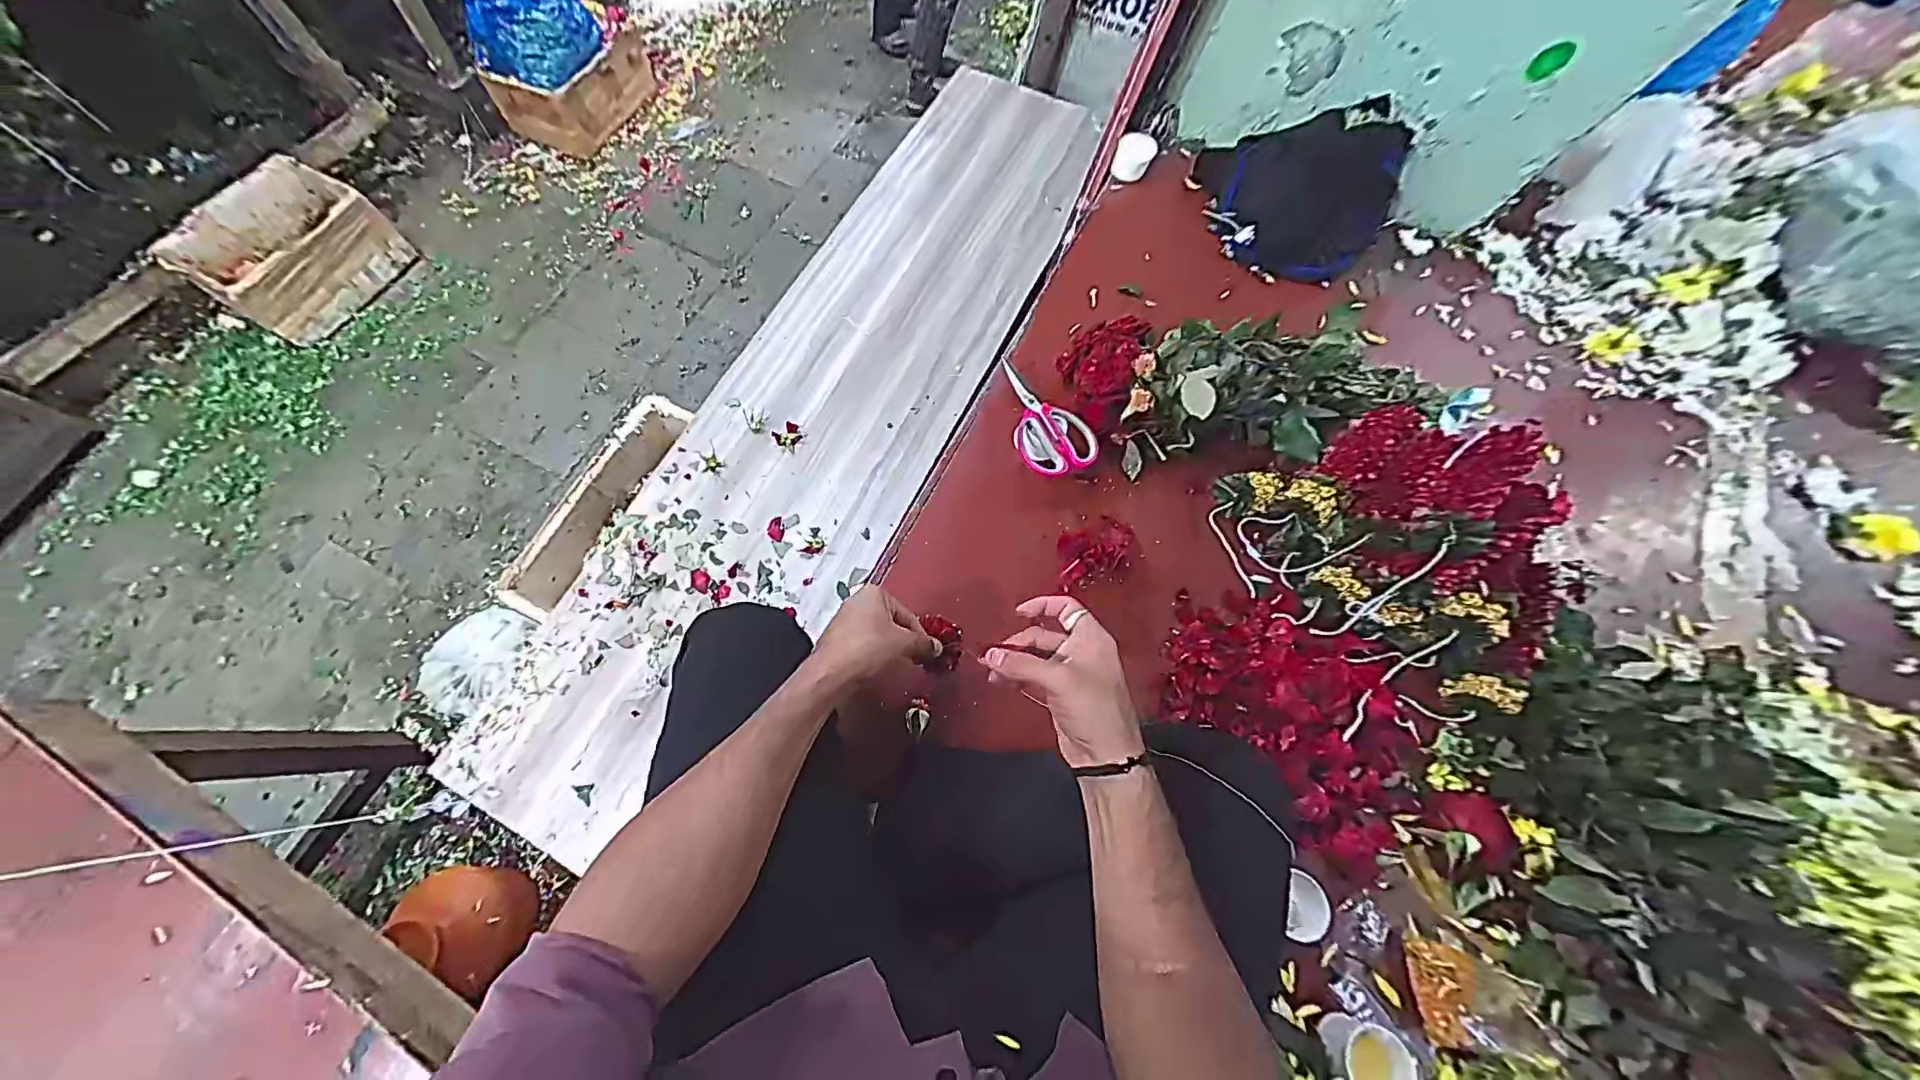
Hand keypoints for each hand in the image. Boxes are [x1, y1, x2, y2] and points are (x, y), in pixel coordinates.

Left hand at [811, 585, 939, 687]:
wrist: (831, 673)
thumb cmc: (868, 649)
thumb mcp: (903, 644)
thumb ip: (923, 643)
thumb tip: (936, 647)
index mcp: (874, 593)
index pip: (907, 614)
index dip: (919, 635)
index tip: (926, 650)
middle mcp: (857, 600)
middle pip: (891, 622)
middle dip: (903, 640)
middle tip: (913, 657)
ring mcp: (844, 618)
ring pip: (877, 633)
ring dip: (889, 647)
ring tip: (895, 663)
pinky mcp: (836, 637)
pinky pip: (862, 642)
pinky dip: (872, 653)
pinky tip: (875, 666)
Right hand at [979, 596, 1143, 769]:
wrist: (1105, 755)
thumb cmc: (1097, 712)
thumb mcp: (1058, 680)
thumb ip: (1021, 665)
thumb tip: (992, 655)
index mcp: (1091, 639)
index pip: (1066, 608)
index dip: (1043, 605)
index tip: (1019, 611)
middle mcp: (1082, 653)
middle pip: (1044, 635)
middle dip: (1018, 642)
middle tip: (995, 653)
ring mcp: (1070, 675)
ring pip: (1035, 659)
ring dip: (1013, 662)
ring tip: (991, 669)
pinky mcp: (1059, 695)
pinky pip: (1032, 678)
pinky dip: (1016, 678)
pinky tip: (1000, 681)